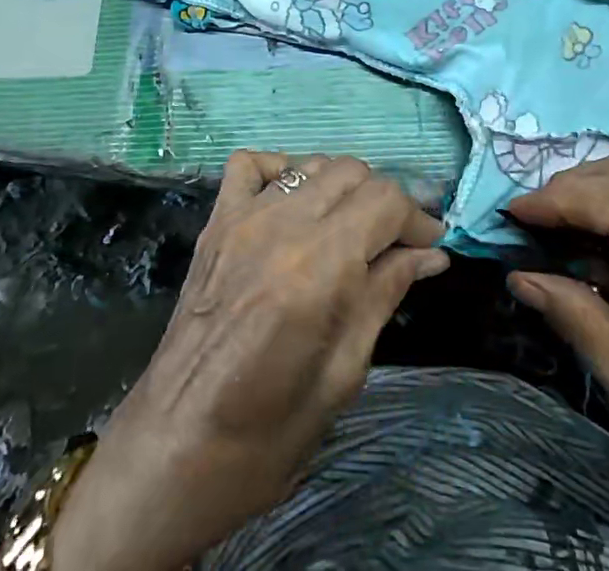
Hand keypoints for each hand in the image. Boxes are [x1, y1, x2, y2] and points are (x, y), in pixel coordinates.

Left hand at [51, 152, 448, 570]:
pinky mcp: (214, 225)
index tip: (429, 249)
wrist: (178, 442)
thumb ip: (383, 295)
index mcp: (319, 265)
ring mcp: (240, 219)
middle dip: (384, 202)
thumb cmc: (269, 430)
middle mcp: (279, 225)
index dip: (417, 219)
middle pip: (351, 172)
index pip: (385, 199)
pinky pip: (248, 167)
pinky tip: (294, 205)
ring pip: (308, 165)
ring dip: (341, 188)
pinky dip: (281, 172)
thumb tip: (429, 255)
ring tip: (352, 231)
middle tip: (394, 245)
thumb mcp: (344, 371)